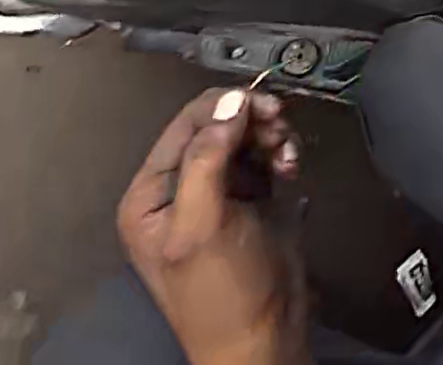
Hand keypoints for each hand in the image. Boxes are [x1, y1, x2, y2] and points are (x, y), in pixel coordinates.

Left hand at [117, 88, 309, 364]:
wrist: (266, 339)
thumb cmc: (223, 296)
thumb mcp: (203, 225)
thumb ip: (208, 159)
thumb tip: (229, 103)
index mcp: (153, 193)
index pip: (189, 123)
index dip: (226, 107)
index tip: (262, 106)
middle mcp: (181, 186)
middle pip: (220, 123)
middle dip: (254, 121)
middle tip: (279, 126)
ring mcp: (216, 189)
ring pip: (245, 133)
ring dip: (271, 136)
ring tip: (286, 155)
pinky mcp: (248, 194)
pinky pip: (263, 152)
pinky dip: (281, 152)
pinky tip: (289, 168)